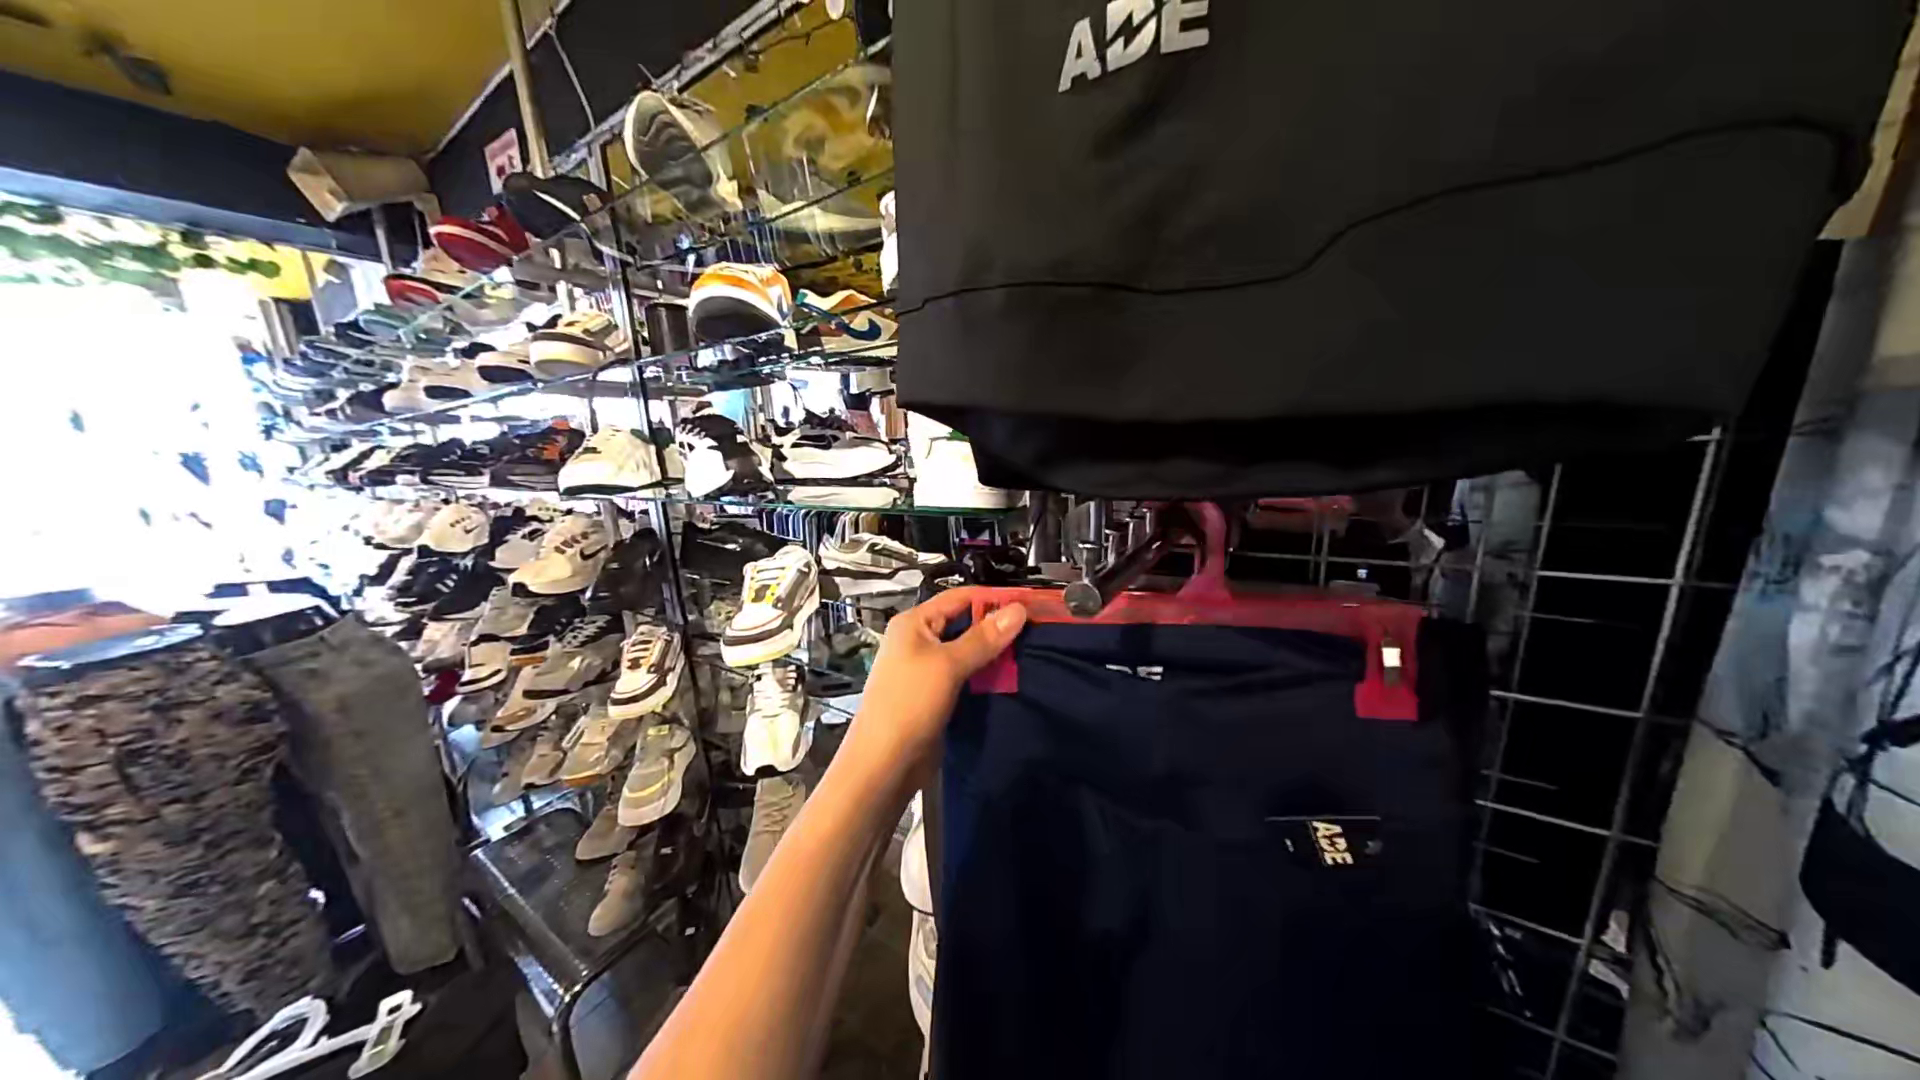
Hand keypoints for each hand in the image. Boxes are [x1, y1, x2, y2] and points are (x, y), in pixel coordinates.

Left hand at [844, 587, 1027, 776]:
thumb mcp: (948, 665)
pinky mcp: (936, 693)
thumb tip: (1018, 609)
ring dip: (994, 652)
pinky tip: (1011, 676)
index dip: (993, 598)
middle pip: (964, 623)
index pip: (959, 598)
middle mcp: (919, 640)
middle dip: (997, 625)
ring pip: (967, 650)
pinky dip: (986, 673)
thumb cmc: (910, 704)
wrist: (885, 762)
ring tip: (1031, 650)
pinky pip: (966, 674)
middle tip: (1036, 629)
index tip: (1030, 602)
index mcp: (914, 623)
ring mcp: (927, 668)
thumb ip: (984, 638)